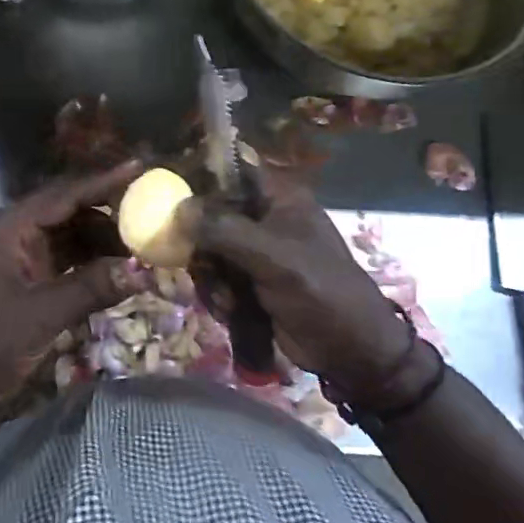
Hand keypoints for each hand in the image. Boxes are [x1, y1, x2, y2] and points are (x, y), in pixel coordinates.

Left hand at [0, 160, 151, 426]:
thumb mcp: (43, 314)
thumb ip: (91, 288)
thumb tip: (142, 271)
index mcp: (9, 227)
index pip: (64, 195)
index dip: (103, 182)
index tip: (140, 169)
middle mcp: (13, 233)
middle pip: (68, 212)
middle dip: (108, 216)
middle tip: (149, 219)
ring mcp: (17, 257)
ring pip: (68, 237)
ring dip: (101, 243)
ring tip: (140, 251)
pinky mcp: (24, 281)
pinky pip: (63, 260)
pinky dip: (89, 265)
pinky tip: (115, 273)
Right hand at [184, 169, 412, 385]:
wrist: (353, 352)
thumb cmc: (322, 291)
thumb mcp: (273, 257)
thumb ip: (224, 230)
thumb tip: (177, 208)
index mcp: (278, 198)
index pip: (231, 170)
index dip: (200, 176)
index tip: (170, 194)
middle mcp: (264, 217)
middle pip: (211, 212)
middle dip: (200, 241)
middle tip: (195, 262)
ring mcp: (256, 250)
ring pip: (209, 247)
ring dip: (209, 275)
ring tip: (224, 298)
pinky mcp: (251, 280)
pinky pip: (217, 275)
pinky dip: (217, 293)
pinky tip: (228, 310)